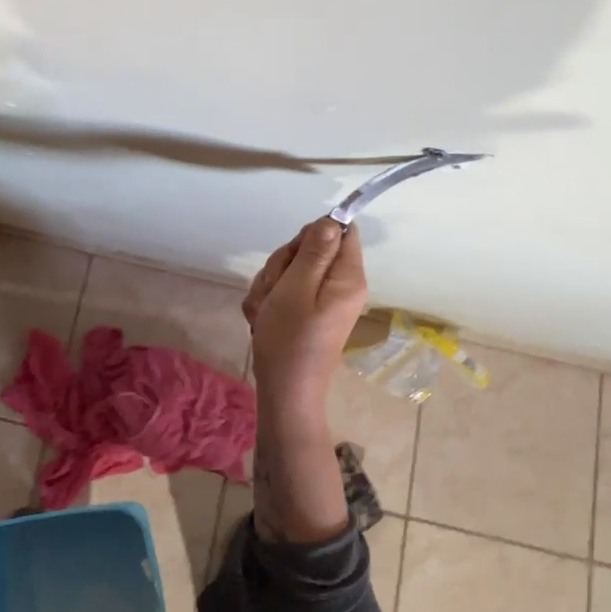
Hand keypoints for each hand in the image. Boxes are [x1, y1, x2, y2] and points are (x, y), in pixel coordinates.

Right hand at [242, 217, 368, 398]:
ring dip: (271, 284)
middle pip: (310, 248)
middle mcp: (341, 285)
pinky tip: (263, 318)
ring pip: (291, 269)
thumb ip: (314, 251)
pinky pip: (285, 290)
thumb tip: (333, 220)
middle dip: (283, 263)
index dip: (311, 234)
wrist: (283, 391)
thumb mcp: (296, 288)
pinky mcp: (307, 312)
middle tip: (275, 288)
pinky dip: (269, 301)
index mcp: (347, 276)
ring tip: (266, 309)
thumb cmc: (289, 339)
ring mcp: (323, 300)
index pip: (341, 231)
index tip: (293, 255)